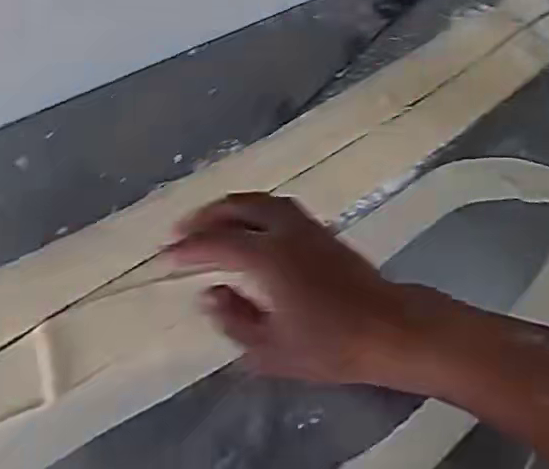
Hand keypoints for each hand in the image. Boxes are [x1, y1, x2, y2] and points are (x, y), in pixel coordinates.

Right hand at [166, 193, 431, 386]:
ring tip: (210, 221)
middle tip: (181, 229)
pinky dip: (256, 207)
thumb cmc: (327, 344)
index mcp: (271, 257)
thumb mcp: (268, 348)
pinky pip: (280, 206)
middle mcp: (289, 231)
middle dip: (209, 214)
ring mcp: (309, 225)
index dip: (190, 247)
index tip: (165, 255)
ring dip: (233, 205)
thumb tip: (209, 292)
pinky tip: (249, 224)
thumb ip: (234, 317)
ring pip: (264, 200)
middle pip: (242, 206)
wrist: (383, 325)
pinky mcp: (322, 228)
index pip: (220, 242)